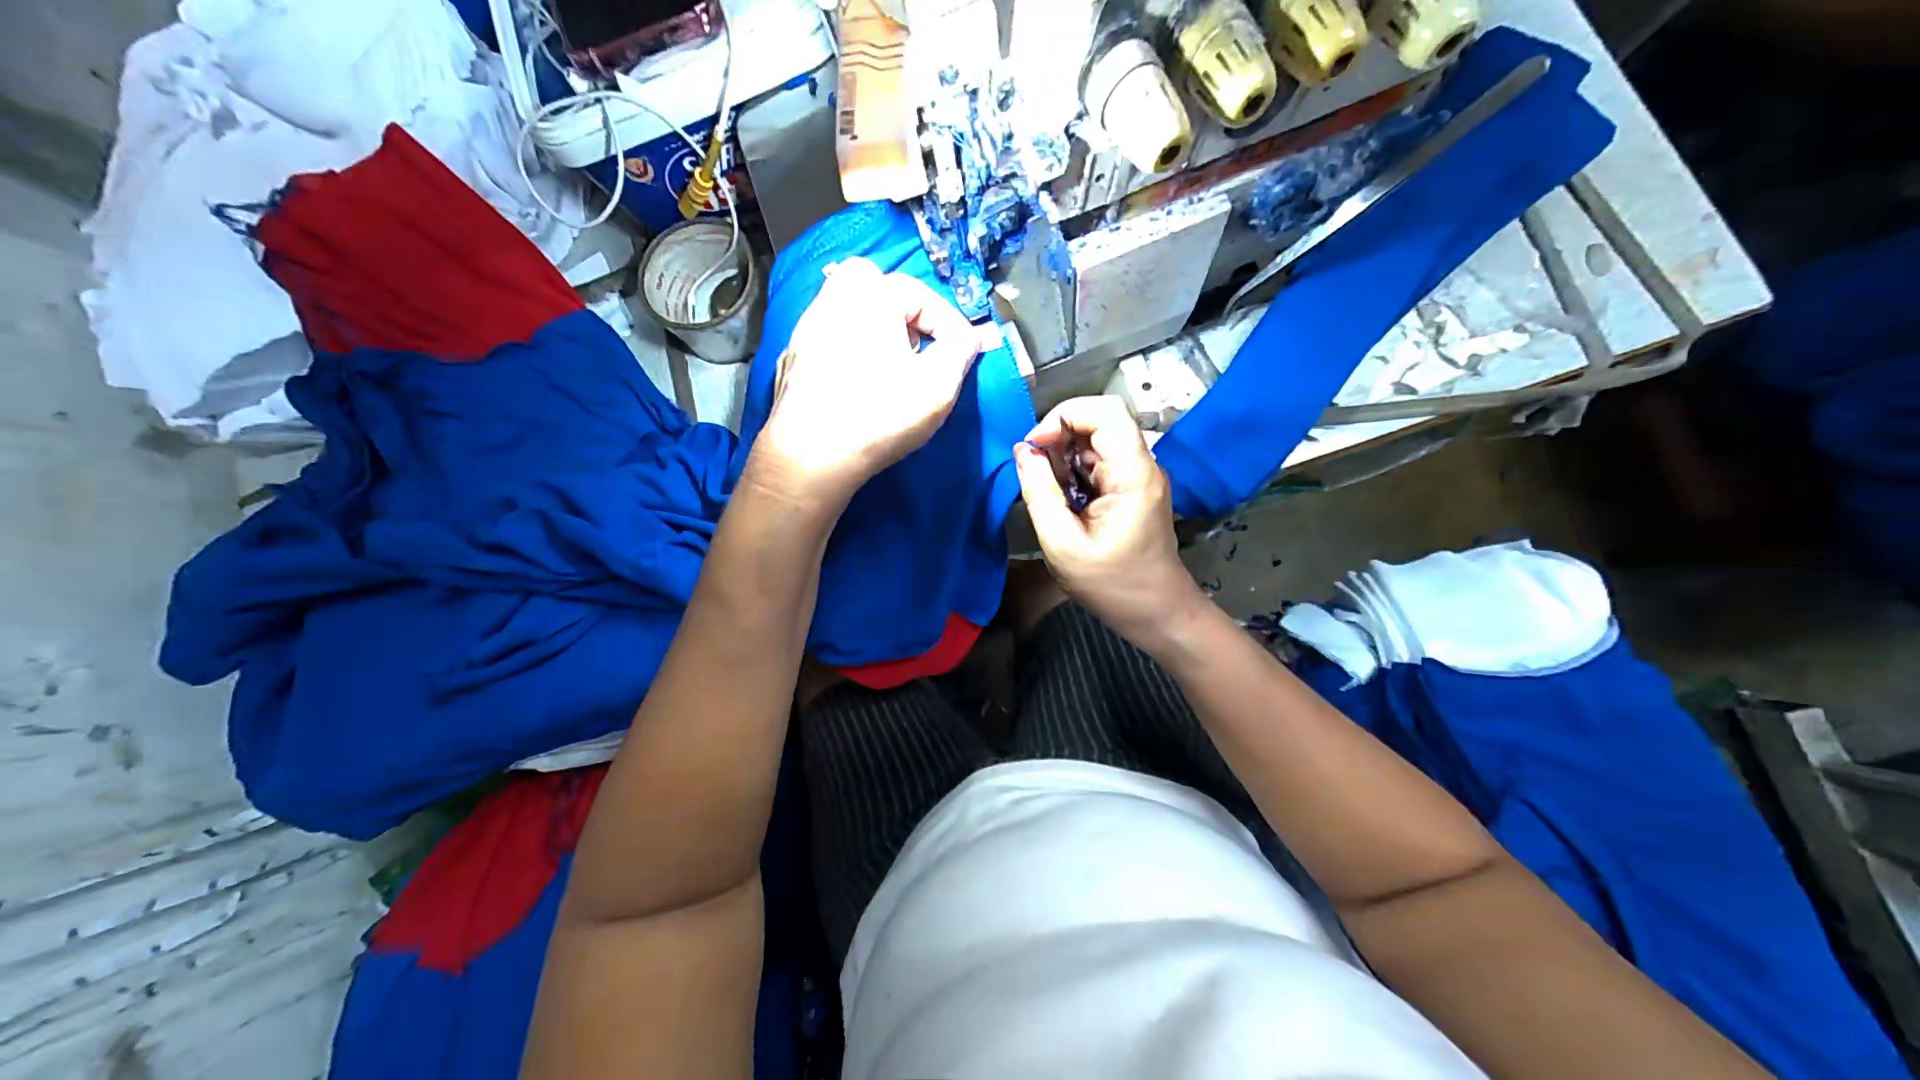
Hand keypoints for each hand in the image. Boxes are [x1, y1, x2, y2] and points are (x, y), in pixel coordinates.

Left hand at [751, 257, 997, 509]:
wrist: (810, 456)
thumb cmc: (880, 416)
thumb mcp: (938, 386)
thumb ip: (959, 352)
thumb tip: (969, 339)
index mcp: (870, 296)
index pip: (921, 294)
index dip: (950, 322)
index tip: (965, 349)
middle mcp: (833, 300)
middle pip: (873, 283)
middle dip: (903, 308)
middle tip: (920, 343)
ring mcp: (806, 328)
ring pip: (846, 307)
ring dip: (874, 326)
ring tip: (893, 363)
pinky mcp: (792, 357)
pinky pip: (828, 336)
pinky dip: (849, 345)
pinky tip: (858, 377)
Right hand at [1012, 396, 1208, 652]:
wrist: (1157, 612)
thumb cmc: (1113, 586)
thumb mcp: (1063, 545)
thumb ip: (1040, 494)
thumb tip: (1022, 452)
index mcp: (1133, 474)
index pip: (1105, 411)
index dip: (1063, 416)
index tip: (1034, 448)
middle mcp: (1142, 465)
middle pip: (1100, 420)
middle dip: (1058, 435)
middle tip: (1033, 467)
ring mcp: (1138, 475)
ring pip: (1096, 439)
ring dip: (1064, 454)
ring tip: (1047, 488)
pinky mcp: (1131, 487)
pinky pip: (1098, 461)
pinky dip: (1073, 470)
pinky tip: (1062, 498)